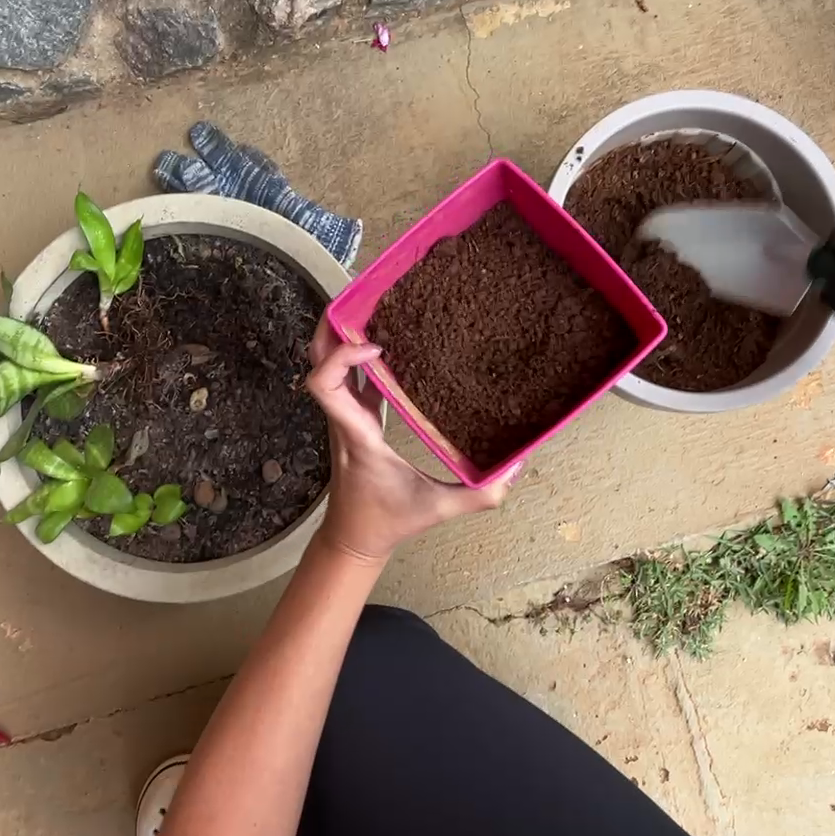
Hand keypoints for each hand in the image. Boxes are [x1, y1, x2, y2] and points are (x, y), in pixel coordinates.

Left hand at [302, 321, 513, 565]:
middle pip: (316, 360)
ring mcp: (345, 416)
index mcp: (355, 433)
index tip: (375, 347)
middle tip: (361, 297)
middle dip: (330, 325)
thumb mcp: (437, 509)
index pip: (325, 385)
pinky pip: (348, 377)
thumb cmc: (386, 521)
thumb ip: (480, 495)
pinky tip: (388, 340)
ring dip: (342, 334)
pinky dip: (358, 354)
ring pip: (327, 364)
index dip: (340, 356)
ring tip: (374, 306)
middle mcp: (343, 418)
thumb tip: (518, 466)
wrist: (353, 538)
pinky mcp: (354, 418)